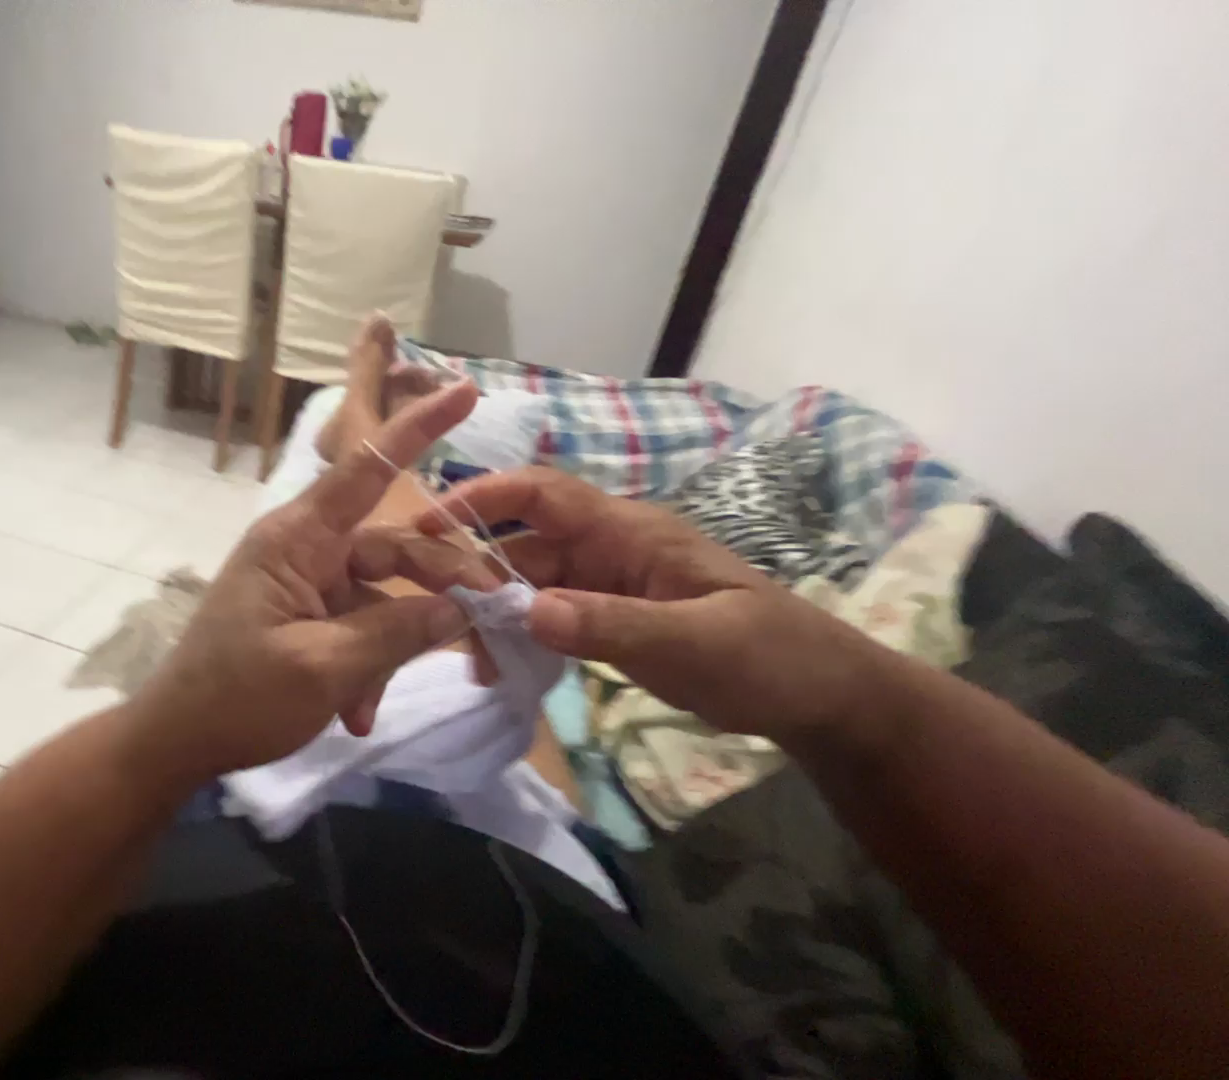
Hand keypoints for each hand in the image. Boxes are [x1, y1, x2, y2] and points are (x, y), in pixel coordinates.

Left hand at [125, 381, 497, 781]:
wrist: (178, 740)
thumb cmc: (238, 697)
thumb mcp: (323, 668)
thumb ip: (396, 633)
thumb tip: (457, 610)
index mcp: (296, 537)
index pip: (365, 469)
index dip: (417, 429)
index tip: (465, 391)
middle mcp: (304, 548)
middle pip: (392, 547)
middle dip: (435, 584)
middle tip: (485, 615)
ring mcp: (305, 584)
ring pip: (381, 595)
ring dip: (392, 648)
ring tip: (374, 705)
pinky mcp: (307, 617)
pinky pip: (358, 628)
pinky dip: (367, 668)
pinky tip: (357, 716)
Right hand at [415, 467, 894, 744]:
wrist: (821, 698)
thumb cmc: (771, 656)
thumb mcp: (697, 642)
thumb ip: (612, 625)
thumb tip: (527, 612)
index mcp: (629, 532)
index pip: (543, 494)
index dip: (483, 496)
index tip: (429, 523)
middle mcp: (607, 549)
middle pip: (523, 547)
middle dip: (477, 575)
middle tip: (444, 621)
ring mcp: (606, 585)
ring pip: (529, 586)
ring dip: (496, 616)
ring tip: (476, 663)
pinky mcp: (607, 618)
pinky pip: (548, 618)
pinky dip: (521, 638)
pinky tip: (506, 670)